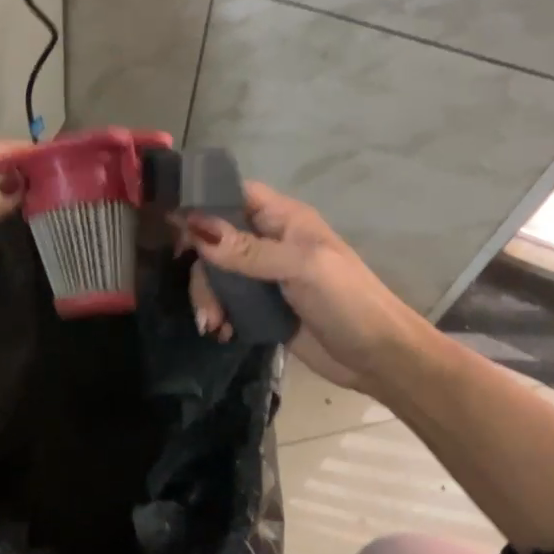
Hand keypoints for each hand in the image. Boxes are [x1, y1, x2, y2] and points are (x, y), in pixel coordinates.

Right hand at [182, 182, 425, 392]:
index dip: (202, 201)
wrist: (381, 360)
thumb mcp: (300, 268)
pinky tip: (220, 331)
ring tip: (212, 322)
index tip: (172, 222)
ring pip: (215, 272)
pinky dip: (217, 313)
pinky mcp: (262, 307)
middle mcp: (270, 242)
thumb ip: (247, 250)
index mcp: (284, 220)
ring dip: (206, 295)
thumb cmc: (349, 302)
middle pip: (214, 237)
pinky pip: (226, 300)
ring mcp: (264, 275)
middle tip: (199, 293)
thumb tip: (196, 227)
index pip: (234, 194)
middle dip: (200, 265)